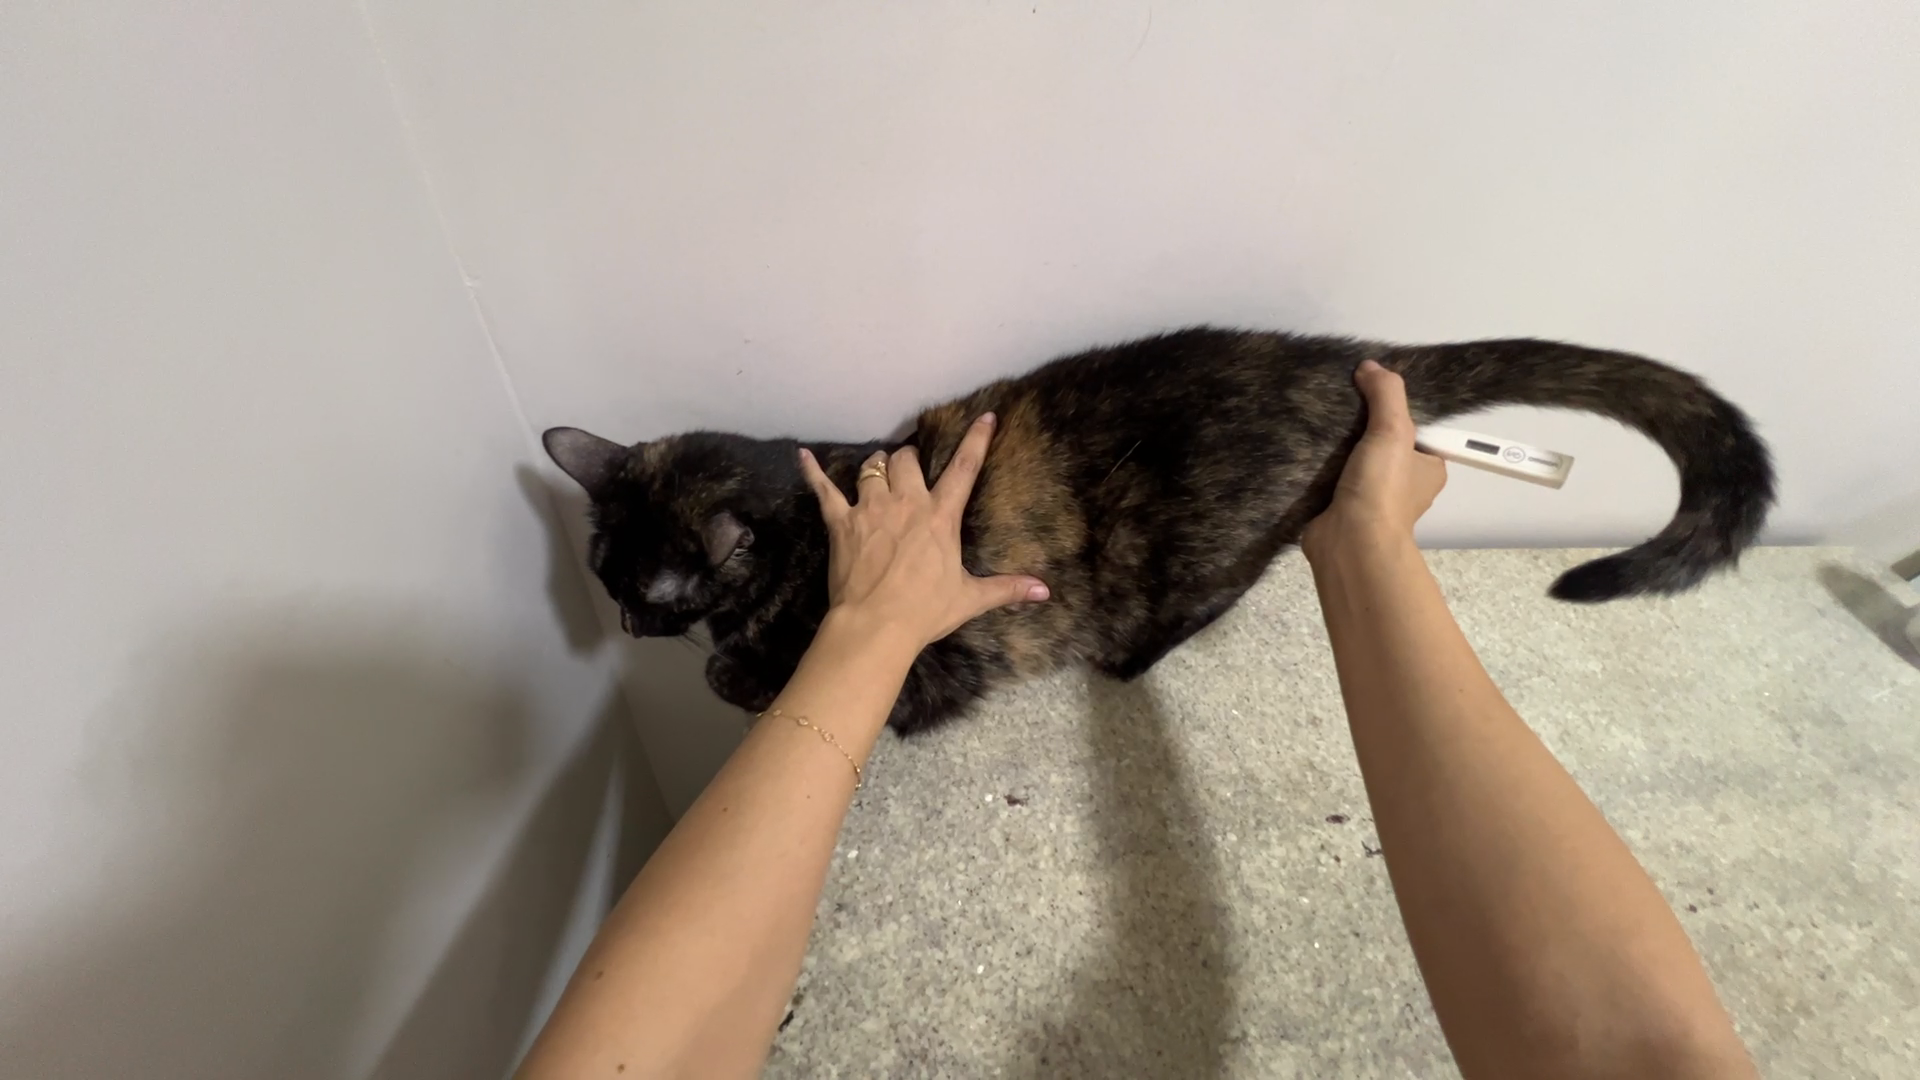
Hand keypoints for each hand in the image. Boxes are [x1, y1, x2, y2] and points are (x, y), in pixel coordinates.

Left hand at [798, 413, 1049, 649]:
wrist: (876, 625)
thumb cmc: (925, 611)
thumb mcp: (970, 598)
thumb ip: (1008, 589)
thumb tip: (1046, 593)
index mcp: (940, 516)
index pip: (964, 468)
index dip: (976, 439)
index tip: (986, 416)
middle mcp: (906, 502)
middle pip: (908, 460)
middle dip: (912, 459)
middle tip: (913, 467)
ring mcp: (870, 508)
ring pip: (872, 468)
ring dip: (878, 467)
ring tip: (879, 470)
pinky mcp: (840, 522)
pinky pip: (824, 489)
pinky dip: (813, 471)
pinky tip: (803, 455)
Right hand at [1302, 359, 1447, 560]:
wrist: (1348, 541)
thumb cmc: (1381, 488)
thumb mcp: (1393, 430)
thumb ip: (1385, 394)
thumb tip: (1369, 365)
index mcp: (1427, 469)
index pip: (1414, 430)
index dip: (1393, 411)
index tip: (1366, 394)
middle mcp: (1402, 485)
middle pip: (1379, 444)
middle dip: (1358, 429)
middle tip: (1333, 408)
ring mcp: (1368, 500)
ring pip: (1351, 463)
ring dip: (1333, 449)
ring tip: (1312, 425)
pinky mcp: (1338, 509)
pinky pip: (1327, 480)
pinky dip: (1315, 469)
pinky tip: (1300, 453)